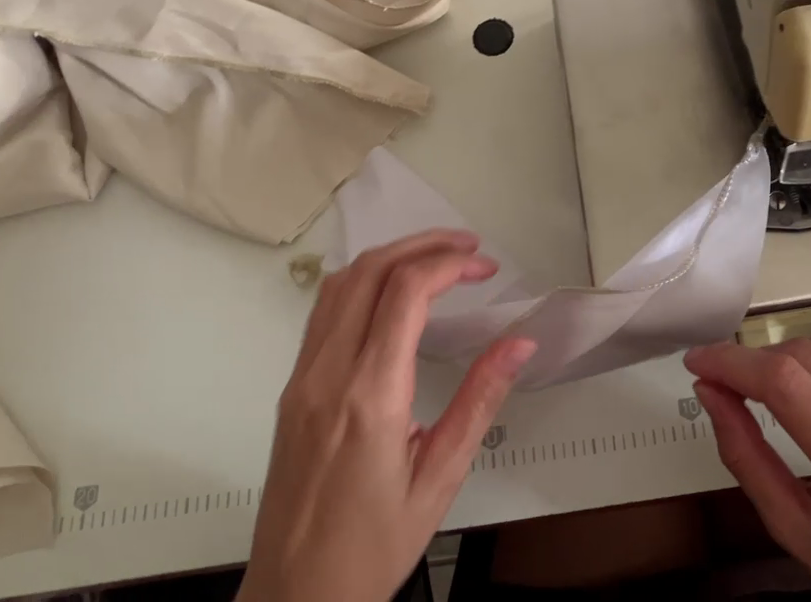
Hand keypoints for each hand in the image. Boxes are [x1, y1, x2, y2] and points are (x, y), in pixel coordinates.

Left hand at [239, 230, 536, 601]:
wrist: (293, 598)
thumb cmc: (372, 549)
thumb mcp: (439, 479)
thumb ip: (479, 401)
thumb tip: (519, 343)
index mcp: (368, 397)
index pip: (405, 293)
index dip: (449, 264)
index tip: (486, 268)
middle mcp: (326, 374)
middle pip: (369, 272)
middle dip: (423, 244)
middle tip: (469, 247)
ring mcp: (301, 378)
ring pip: (340, 283)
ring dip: (391, 256)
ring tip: (437, 258)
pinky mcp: (291, 387)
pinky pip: (324, 311)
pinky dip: (364, 282)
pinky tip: (393, 293)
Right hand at [685, 322, 810, 601]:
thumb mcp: (800, 536)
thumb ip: (747, 460)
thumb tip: (709, 393)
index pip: (787, 386)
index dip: (732, 362)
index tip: (699, 361)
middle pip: (809, 355)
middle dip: (756, 359)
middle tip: (729, 382)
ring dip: (797, 353)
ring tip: (780, 386)